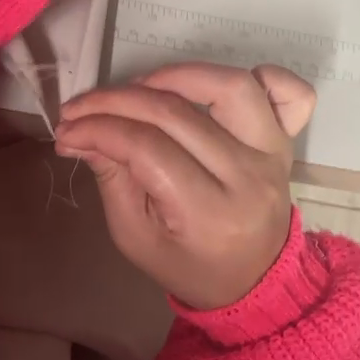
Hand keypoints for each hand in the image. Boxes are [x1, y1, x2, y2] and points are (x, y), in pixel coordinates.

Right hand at [54, 63, 315, 309]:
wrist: (253, 284)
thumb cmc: (187, 266)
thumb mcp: (135, 237)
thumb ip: (111, 180)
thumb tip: (78, 132)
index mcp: (207, 214)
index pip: (146, 148)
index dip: (98, 128)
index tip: (66, 129)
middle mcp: (247, 177)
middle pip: (176, 113)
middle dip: (115, 101)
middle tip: (80, 109)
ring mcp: (273, 155)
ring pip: (231, 88)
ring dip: (176, 75)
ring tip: (138, 87)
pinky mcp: (286, 143)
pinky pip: (292, 96)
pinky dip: (262, 76)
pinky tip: (215, 85)